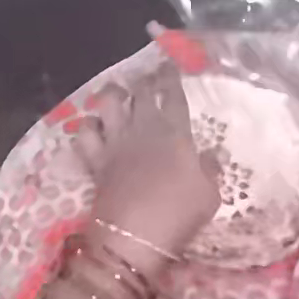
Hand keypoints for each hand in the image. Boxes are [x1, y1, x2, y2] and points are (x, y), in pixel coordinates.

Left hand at [77, 64, 218, 276]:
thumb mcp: (209, 194)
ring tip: (116, 94)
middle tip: (147, 79)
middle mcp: (142, 128)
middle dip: (144, 81)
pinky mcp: (95, 157)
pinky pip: (85, 132)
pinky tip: (94, 128)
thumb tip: (213, 153)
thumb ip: (209, 169)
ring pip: (107, 102)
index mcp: (174, 131)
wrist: (135, 233)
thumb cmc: (179, 212)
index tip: (168, 65)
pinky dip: (88, 127)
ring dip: (111, 94)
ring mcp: (115, 140)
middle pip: (140, 93)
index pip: (172, 95)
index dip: (170, 77)